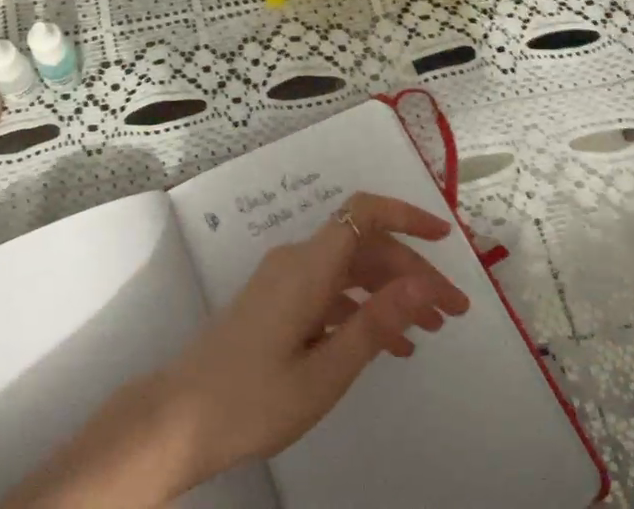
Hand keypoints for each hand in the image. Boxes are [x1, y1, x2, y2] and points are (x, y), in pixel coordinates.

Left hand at [162, 192, 470, 482]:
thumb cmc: (253, 399)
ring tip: (432, 330)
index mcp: (307, 267)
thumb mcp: (325, 371)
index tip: (447, 238)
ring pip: (349, 270)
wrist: (178, 419)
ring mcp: (283, 282)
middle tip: (454, 311)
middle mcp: (295, 262)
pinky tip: (390, 345)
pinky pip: (330, 292)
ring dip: (391, 293)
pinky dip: (362, 310)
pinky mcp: (276, 304)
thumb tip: (424, 284)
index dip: (406, 215)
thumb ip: (376, 323)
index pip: (362, 213)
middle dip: (412, 272)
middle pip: (364, 246)